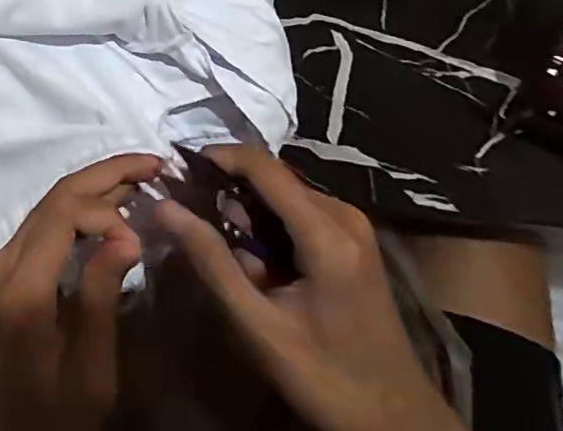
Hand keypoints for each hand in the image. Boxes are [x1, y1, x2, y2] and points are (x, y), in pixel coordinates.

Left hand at [0, 153, 164, 430]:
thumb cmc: (51, 410)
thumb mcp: (89, 370)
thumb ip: (102, 297)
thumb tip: (129, 236)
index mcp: (24, 286)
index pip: (63, 214)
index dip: (107, 211)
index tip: (141, 237)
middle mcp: (7, 259)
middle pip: (58, 194)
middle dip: (109, 172)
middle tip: (155, 163)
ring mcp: (4, 257)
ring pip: (52, 198)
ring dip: (98, 181)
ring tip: (143, 174)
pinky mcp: (10, 261)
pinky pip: (48, 215)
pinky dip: (84, 201)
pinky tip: (115, 203)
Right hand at [156, 146, 462, 430]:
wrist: (396, 418)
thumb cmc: (325, 377)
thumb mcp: (259, 327)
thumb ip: (212, 262)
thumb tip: (166, 208)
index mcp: (327, 233)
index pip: (265, 167)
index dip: (221, 157)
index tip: (182, 168)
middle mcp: (344, 213)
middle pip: (274, 179)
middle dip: (233, 195)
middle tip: (199, 224)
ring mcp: (353, 223)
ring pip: (285, 195)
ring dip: (253, 216)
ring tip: (238, 261)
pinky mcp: (353, 236)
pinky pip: (300, 212)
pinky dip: (273, 228)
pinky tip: (265, 268)